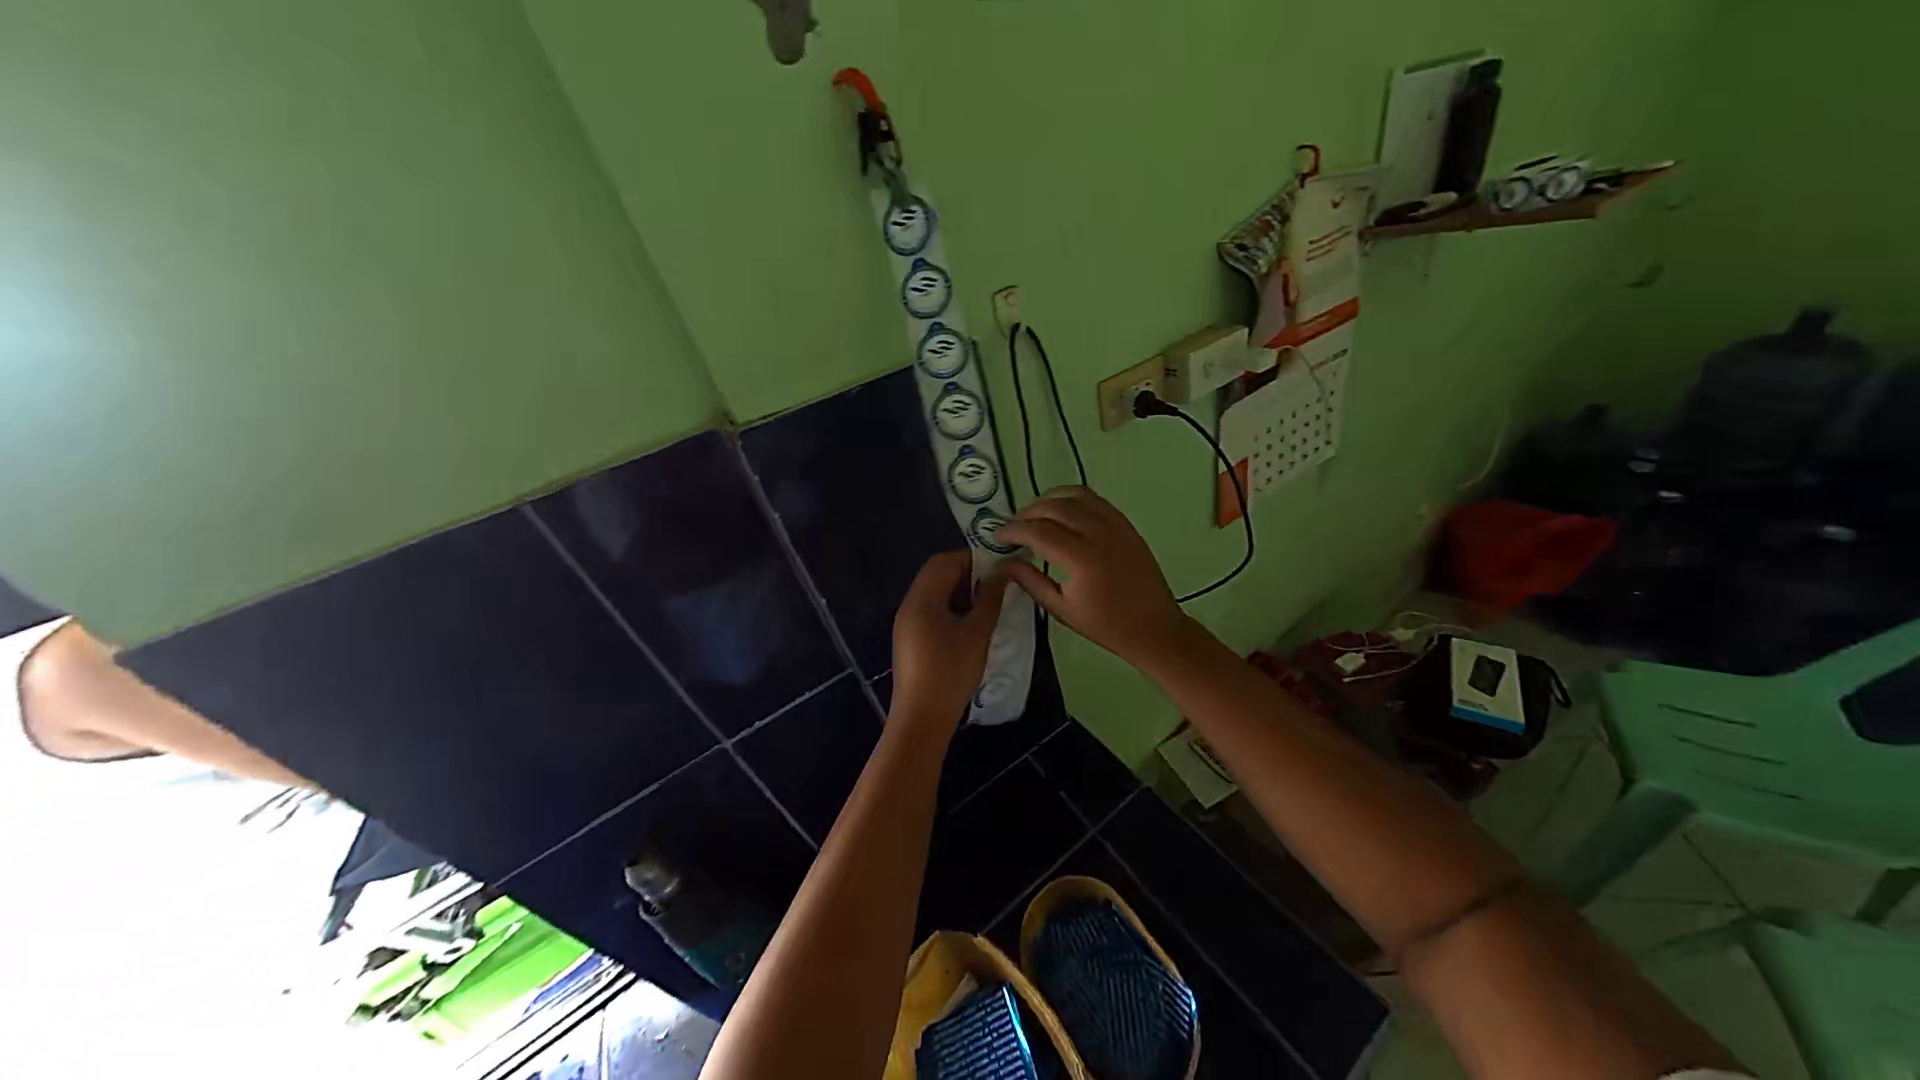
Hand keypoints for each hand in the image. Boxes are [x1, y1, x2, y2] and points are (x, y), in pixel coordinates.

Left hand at [891, 551, 1009, 731]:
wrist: (922, 718)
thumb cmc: (951, 672)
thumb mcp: (977, 633)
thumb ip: (989, 599)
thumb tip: (1002, 572)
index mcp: (921, 599)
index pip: (944, 561)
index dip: (972, 558)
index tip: (999, 566)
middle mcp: (909, 605)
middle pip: (936, 574)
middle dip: (966, 573)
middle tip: (996, 583)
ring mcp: (906, 623)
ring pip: (933, 593)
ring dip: (960, 591)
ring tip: (988, 602)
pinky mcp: (909, 639)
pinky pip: (930, 610)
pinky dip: (951, 607)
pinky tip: (971, 623)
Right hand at [998, 487, 1193, 665]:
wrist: (1154, 627)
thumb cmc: (1105, 625)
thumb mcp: (1061, 610)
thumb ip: (1031, 581)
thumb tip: (1004, 563)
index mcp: (1081, 560)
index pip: (1037, 531)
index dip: (1012, 531)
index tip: (998, 537)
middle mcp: (1098, 534)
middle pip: (1052, 507)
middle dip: (1026, 514)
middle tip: (1013, 529)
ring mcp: (1115, 524)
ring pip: (1073, 495)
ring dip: (1047, 500)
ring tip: (1034, 516)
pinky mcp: (1125, 523)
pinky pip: (1094, 498)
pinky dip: (1071, 498)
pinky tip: (1061, 511)